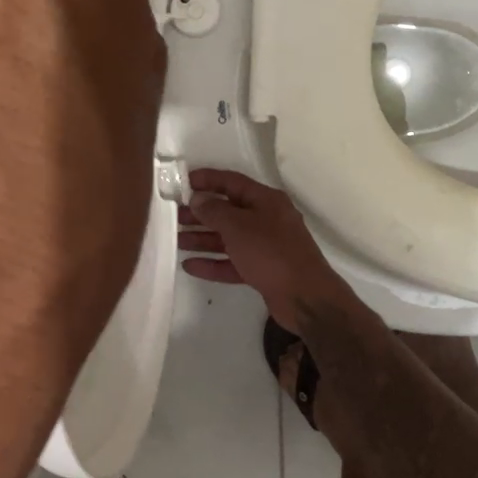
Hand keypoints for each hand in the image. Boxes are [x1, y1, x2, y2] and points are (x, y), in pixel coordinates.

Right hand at [180, 169, 355, 333]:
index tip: (181, 182)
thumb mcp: (239, 227)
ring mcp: (265, 246)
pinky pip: (232, 262)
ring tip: (175, 240)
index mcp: (266, 201)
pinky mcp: (262, 270)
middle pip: (228, 211)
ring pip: (228, 238)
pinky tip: (189, 266)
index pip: (232, 182)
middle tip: (172, 215)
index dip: (206, 180)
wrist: (305, 297)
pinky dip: (213, 263)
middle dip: (200, 213)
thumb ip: (215, 211)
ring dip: (202, 238)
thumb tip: (198, 198)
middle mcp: (266, 220)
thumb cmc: (271, 253)